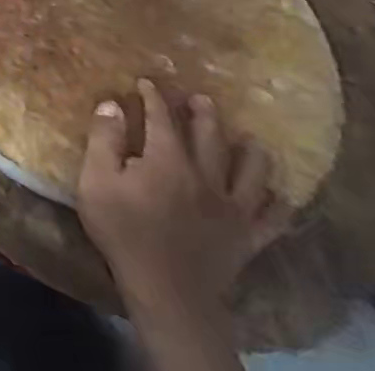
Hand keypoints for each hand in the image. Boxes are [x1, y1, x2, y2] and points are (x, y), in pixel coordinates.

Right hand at [76, 79, 292, 316]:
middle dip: (203, 112)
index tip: (147, 82)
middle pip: (209, 134)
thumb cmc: (124, 232)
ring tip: (248, 139)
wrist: (166, 291)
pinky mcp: (247, 237)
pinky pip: (272, 218)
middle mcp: (205, 174)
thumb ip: (103, 140)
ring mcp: (231, 207)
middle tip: (200, 99)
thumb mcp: (96, 181)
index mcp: (167, 159)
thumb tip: (111, 104)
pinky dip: (278, 204)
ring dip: (250, 150)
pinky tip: (278, 196)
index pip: (161, 117)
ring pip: (250, 170)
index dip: (154, 97)